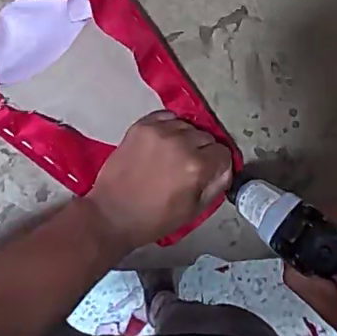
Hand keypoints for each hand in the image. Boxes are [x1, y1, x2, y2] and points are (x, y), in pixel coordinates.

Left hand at [81, 111, 232, 253]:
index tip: (209, 173)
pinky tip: (164, 141)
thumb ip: (217, 185)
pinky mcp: (141, 127)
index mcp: (196, 167)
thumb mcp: (195, 211)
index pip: (223, 152)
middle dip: (203, 151)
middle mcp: (180, 143)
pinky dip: (170, 127)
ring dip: (186, 139)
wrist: (111, 214)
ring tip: (174, 154)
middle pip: (207, 137)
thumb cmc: (155, 218)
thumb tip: (225, 168)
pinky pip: (167, 117)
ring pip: (188, 126)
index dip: (219, 165)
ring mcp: (159, 132)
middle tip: (189, 167)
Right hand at [281, 204, 336, 335]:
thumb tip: (289, 263)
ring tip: (333, 291)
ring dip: (330, 255)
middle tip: (312, 281)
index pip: (311, 212)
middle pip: (326, 221)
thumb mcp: (331, 307)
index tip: (291, 261)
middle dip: (312, 246)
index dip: (294, 235)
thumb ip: (301, 277)